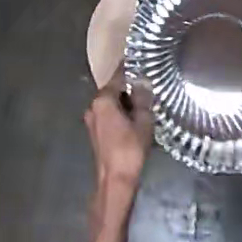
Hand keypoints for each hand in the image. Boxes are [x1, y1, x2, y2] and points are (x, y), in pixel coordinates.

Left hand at [84, 77, 153, 212]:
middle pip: (114, 89)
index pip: (118, 76)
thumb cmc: (130, 149)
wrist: (115, 181)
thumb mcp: (143, 121)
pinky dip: (121, 112)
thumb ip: (142, 99)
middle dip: (130, 86)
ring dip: (126, 101)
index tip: (141, 60)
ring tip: (146, 99)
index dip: (131, 69)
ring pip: (111, 103)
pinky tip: (136, 117)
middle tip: (149, 82)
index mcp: (102, 100)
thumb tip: (142, 82)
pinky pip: (110, 115)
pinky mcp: (96, 133)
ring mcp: (92, 121)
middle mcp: (93, 107)